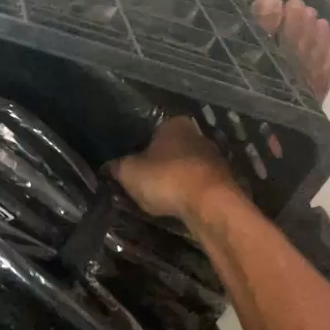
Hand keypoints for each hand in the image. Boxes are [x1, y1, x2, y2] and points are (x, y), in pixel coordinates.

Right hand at [111, 116, 243, 222]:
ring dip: (173, 179)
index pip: (151, 132)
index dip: (137, 149)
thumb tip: (106, 167)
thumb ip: (115, 167)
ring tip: (157, 197)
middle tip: (140, 182)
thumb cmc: (165, 178)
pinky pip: (197, 184)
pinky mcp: (223, 179)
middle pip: (169, 149)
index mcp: (174, 124)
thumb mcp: (128, 172)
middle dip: (157, 164)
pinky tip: (176, 204)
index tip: (129, 166)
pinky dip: (187, 192)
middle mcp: (197, 134)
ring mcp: (214, 157)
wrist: (209, 203)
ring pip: (184, 167)